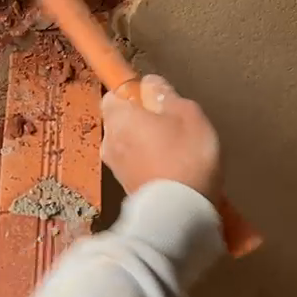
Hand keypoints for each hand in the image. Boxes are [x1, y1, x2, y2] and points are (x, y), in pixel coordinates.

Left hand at [99, 74, 220, 200]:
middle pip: (120, 121)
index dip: (132, 93)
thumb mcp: (187, 114)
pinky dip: (148, 162)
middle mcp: (109, 142)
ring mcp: (115, 168)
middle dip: (141, 119)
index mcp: (119, 119)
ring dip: (146, 143)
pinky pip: (134, 165)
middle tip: (172, 124)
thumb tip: (150, 85)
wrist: (178, 211)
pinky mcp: (124, 187)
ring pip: (128, 144)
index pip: (112, 96)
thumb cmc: (185, 157)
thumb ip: (166, 95)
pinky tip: (172, 168)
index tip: (154, 98)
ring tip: (177, 149)